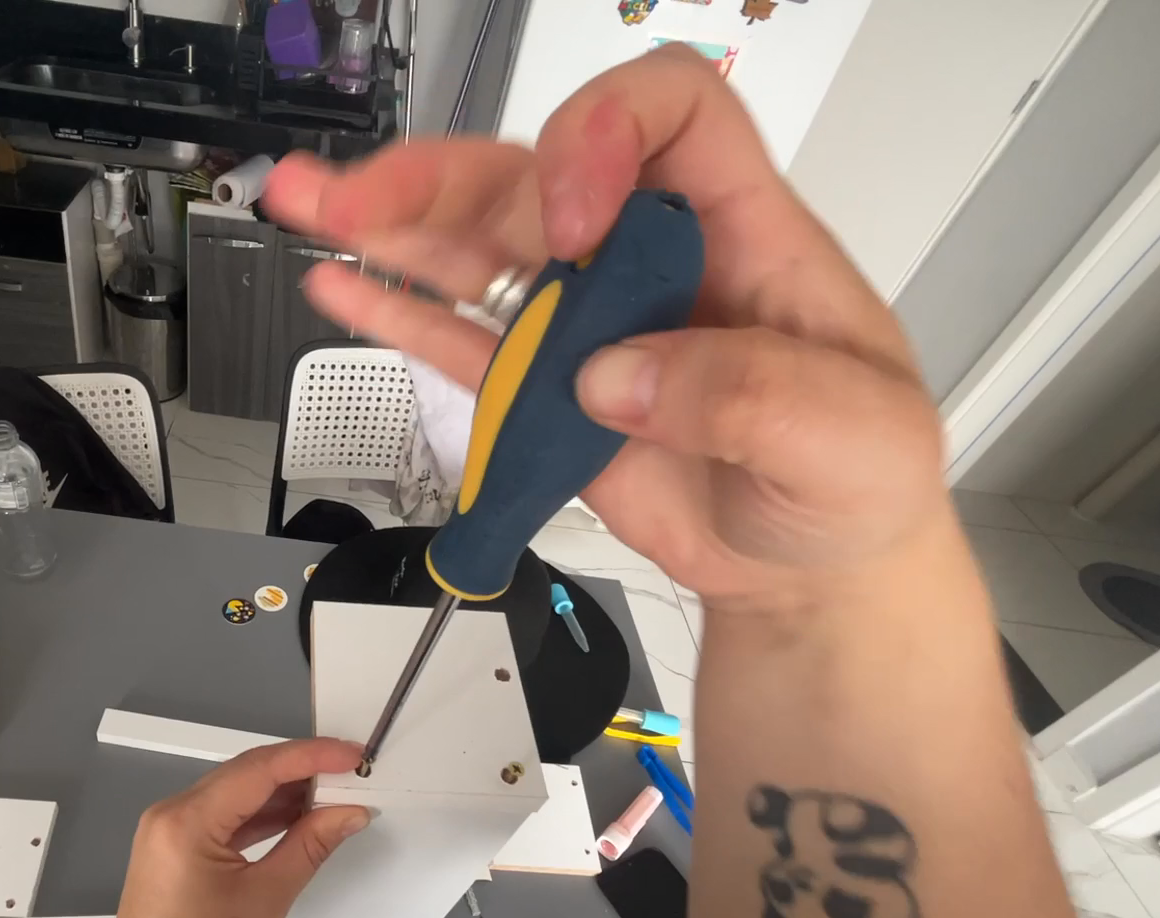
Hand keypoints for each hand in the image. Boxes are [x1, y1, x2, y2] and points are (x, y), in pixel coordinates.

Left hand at [87, 738, 370, 917]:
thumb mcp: (266, 901)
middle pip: (246, 773)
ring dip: (283, 791)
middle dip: (301, 769)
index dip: (311, 755)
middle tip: (351, 771)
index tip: (354, 755)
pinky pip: (224, 814)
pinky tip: (298, 815)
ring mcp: (169, 825)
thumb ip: (310, 845)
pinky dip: (261, 814)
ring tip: (334, 791)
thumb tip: (353, 812)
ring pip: (236, 791)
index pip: (258, 768)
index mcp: (187, 819)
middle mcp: (172, 810)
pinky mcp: (174, 843)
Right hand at [263, 46, 950, 609]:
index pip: (670, 115)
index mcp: (734, 234)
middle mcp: (638, 263)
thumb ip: (741, 392)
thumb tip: (609, 374)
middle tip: (357, 195)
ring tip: (312, 211)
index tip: (569, 226)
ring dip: (387, 229)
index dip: (602, 139)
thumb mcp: (846, 436)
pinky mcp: (535, 388)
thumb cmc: (845, 485)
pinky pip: (456, 338)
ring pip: (470, 250)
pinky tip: (344, 290)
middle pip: (526, 177)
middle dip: (434, 177)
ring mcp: (577, 326)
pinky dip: (397, 313)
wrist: (791, 560)